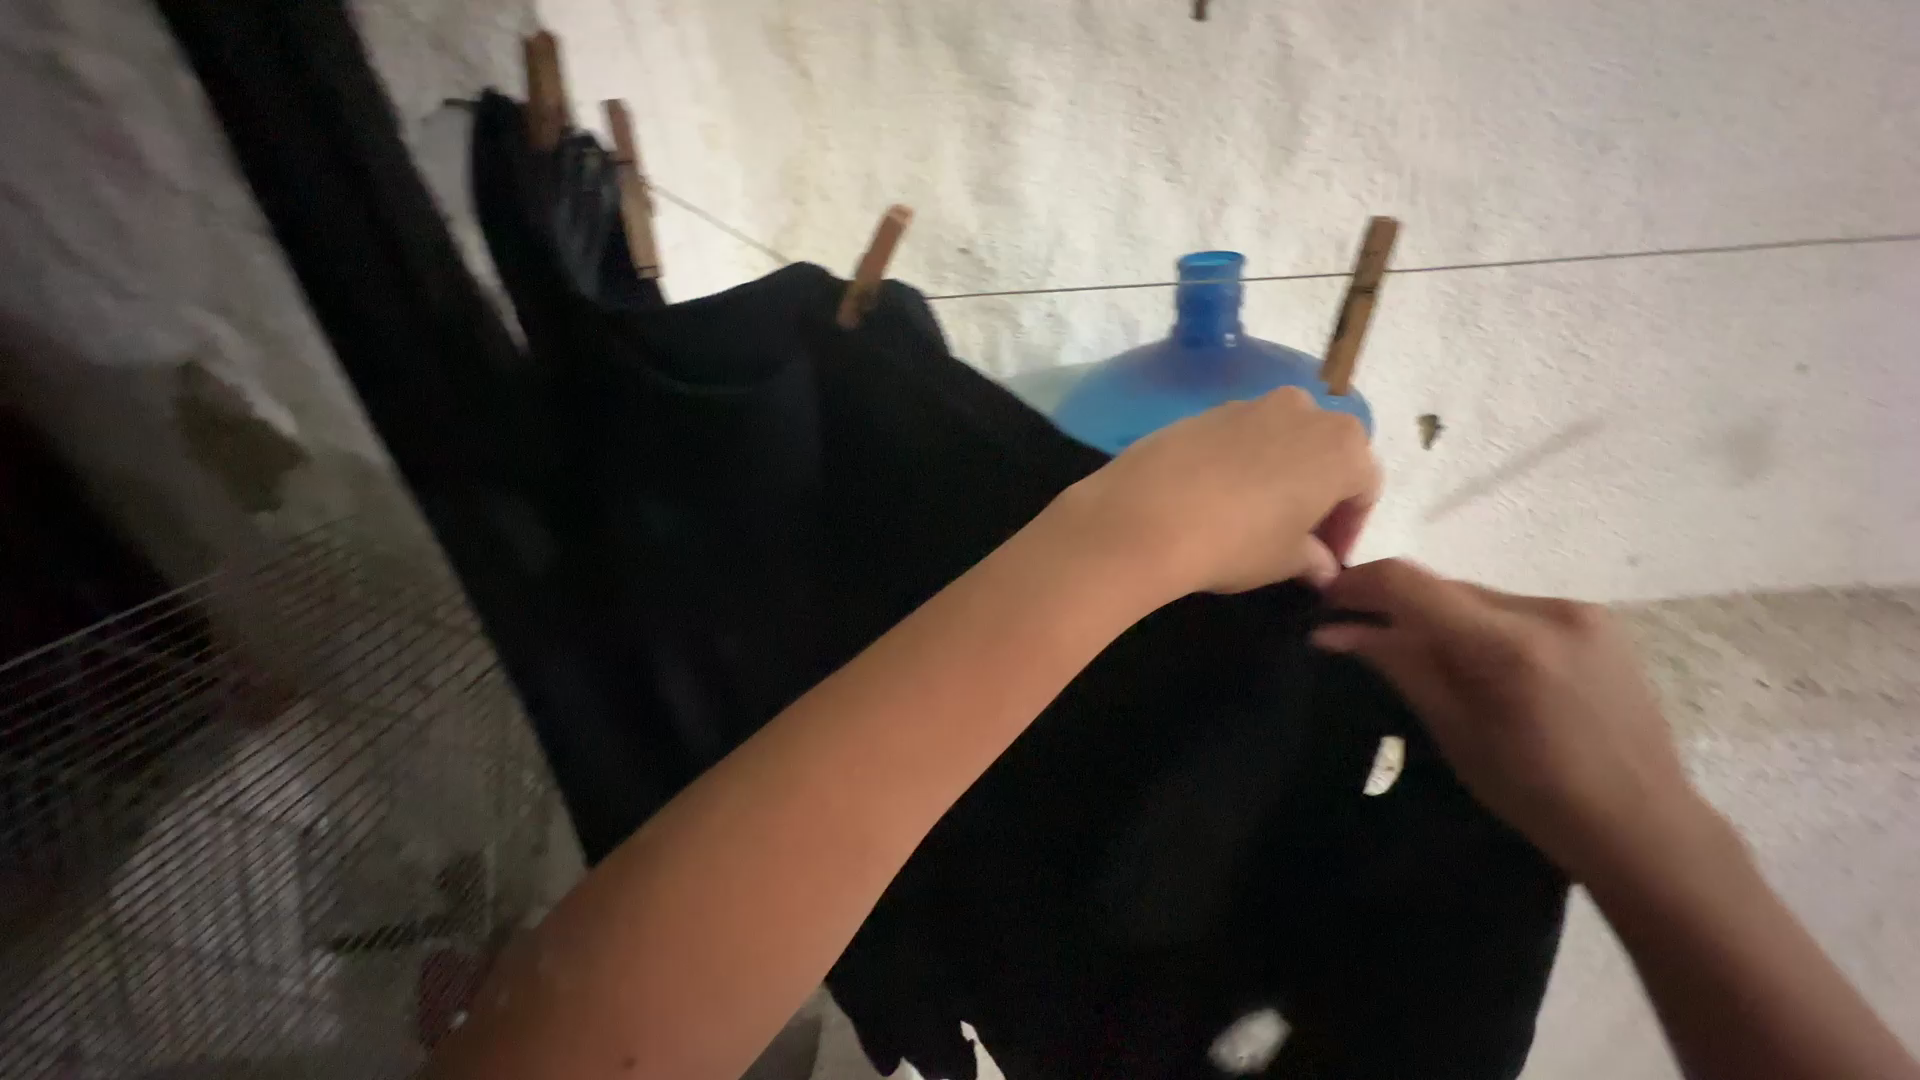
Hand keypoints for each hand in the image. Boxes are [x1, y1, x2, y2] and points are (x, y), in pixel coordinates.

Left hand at [1053, 387, 1378, 598]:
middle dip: (1317, 492)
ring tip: (1251, 516)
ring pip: (1278, 440)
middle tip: (1295, 535)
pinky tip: (1212, 498)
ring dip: (1276, 473)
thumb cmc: (1235, 542)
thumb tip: (1321, 566)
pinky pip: (1234, 439)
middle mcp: (1301, 411)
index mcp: (1342, 445)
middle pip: (1323, 453)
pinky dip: (1235, 464)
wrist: (1144, 516)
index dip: (1348, 527)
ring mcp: (1247, 405)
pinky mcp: (1201, 412)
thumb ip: (1312, 559)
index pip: (1363, 487)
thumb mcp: (1284, 561)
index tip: (1326, 559)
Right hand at [1312, 560, 1706, 879]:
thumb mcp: (1452, 730)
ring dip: (1438, 617)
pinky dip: (1478, 625)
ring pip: (1475, 596)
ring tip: (1424, 658)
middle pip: (1442, 588)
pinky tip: (1478, 662)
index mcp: (1509, 647)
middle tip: (1361, 635)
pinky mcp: (1597, 620)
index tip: (1324, 602)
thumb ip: (1396, 664)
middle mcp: (1548, 612)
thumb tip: (1331, 631)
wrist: (1644, 825)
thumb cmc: (1536, 794)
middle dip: (1396, 606)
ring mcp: (1581, 612)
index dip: (1357, 584)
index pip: (1410, 584)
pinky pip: (1511, 607)